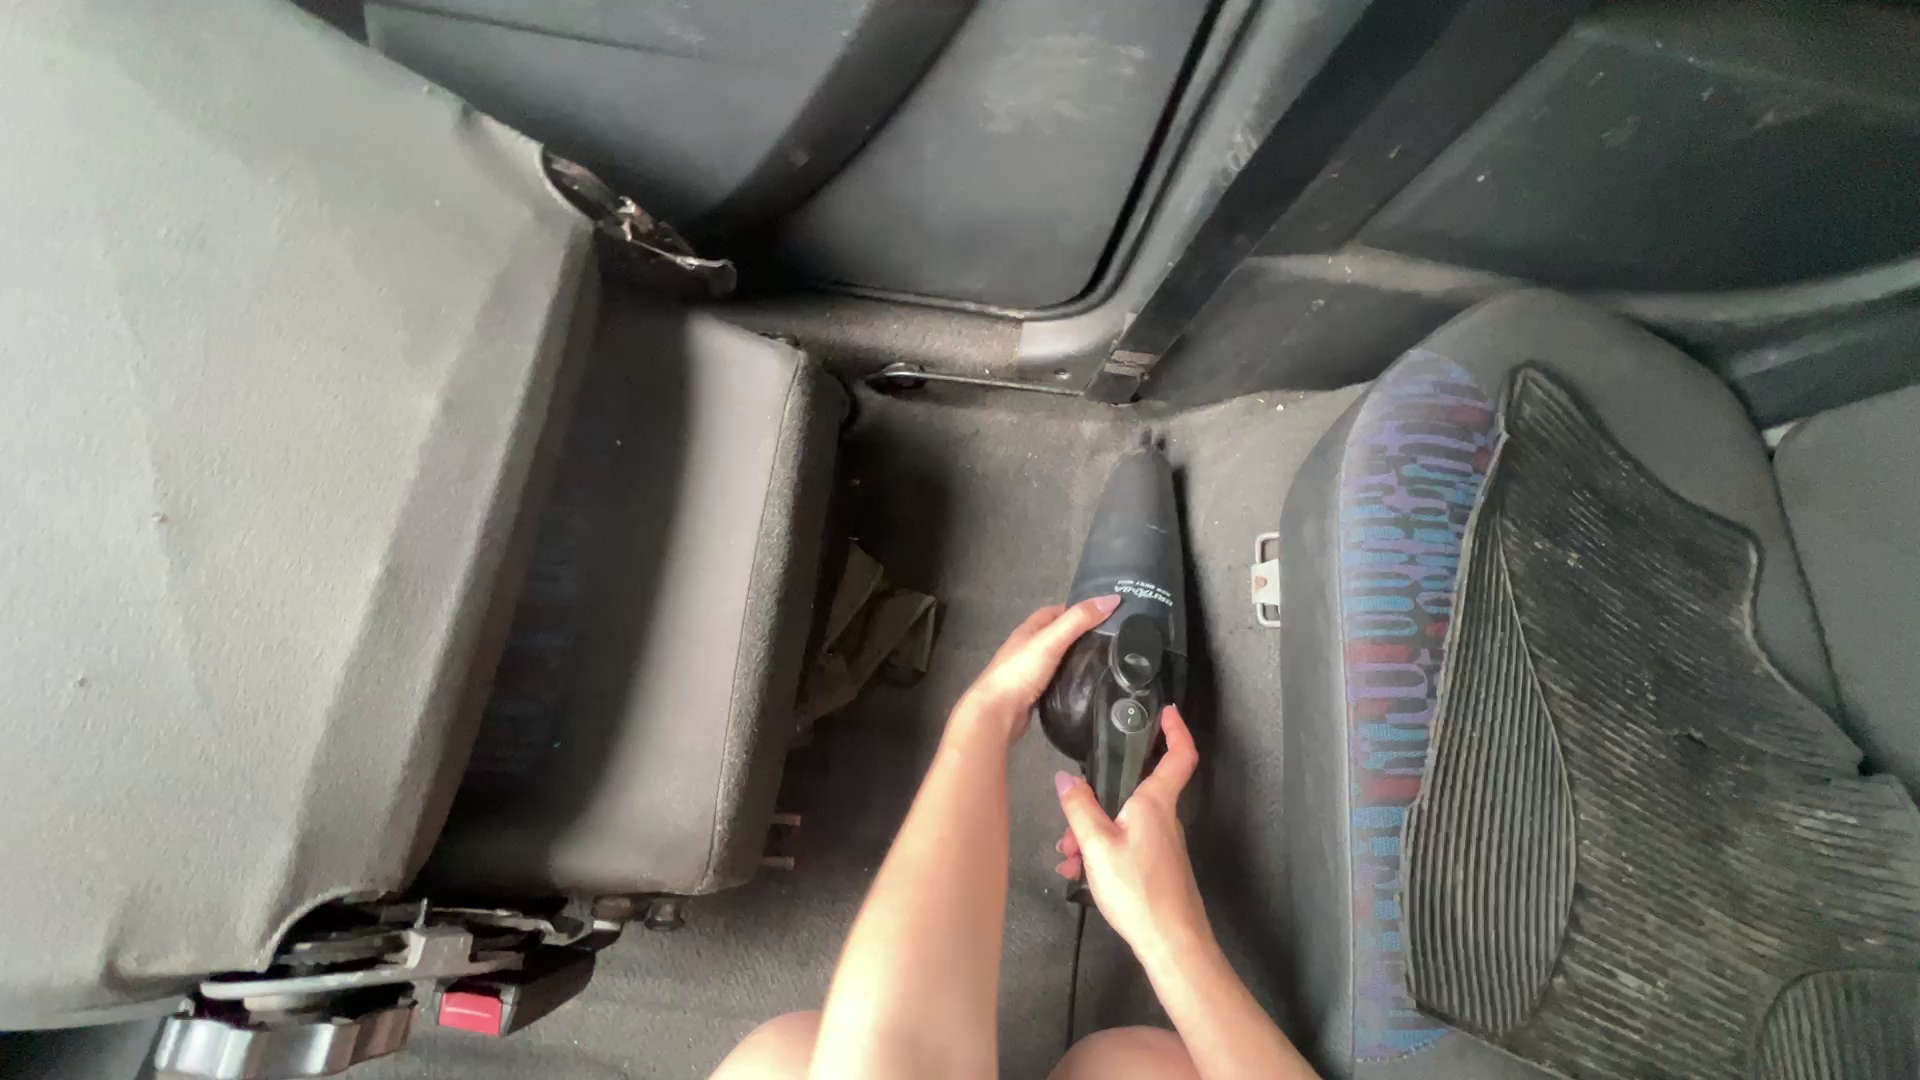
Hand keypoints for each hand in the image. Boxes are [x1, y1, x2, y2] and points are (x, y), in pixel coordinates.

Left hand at [953, 595, 1120, 742]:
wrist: (996, 712)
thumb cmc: (1021, 671)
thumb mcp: (1052, 640)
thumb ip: (1078, 620)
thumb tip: (1112, 599)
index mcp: (1029, 630)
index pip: (1057, 612)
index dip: (1079, 610)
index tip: (1105, 615)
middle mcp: (1028, 647)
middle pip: (1058, 635)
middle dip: (1081, 635)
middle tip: (1110, 641)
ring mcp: (1029, 671)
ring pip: (1058, 659)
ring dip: (1077, 658)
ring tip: (1104, 662)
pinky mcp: (1034, 693)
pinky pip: (1057, 680)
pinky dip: (1071, 679)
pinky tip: (1086, 685)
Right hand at [1053, 705, 1208, 961]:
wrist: (1173, 947)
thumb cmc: (1138, 889)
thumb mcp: (1097, 845)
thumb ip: (1079, 808)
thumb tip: (1064, 778)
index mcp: (1155, 802)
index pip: (1180, 755)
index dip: (1176, 729)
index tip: (1166, 710)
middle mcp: (1163, 817)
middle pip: (1133, 791)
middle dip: (1098, 796)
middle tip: (1069, 818)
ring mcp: (1162, 843)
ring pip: (1123, 821)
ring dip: (1092, 831)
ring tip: (1066, 856)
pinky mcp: (1158, 866)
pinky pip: (1125, 844)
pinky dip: (1101, 851)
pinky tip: (1077, 874)